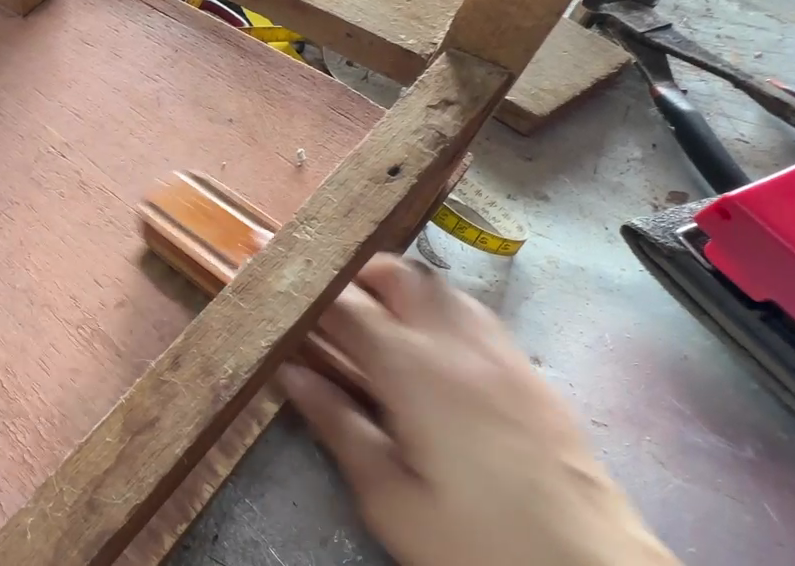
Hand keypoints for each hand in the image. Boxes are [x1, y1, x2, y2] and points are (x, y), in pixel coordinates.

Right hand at [279, 254, 676, 565]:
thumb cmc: (480, 546)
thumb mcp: (390, 498)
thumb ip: (337, 423)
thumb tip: (290, 371)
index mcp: (414, 370)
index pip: (343, 303)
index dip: (298, 280)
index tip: (260, 258)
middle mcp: (459, 347)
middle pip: (397, 274)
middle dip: (350, 270)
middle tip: (313, 286)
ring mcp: (504, 357)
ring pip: (439, 287)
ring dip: (395, 284)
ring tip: (363, 306)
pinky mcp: (534, 378)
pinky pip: (473, 314)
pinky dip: (434, 307)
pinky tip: (423, 341)